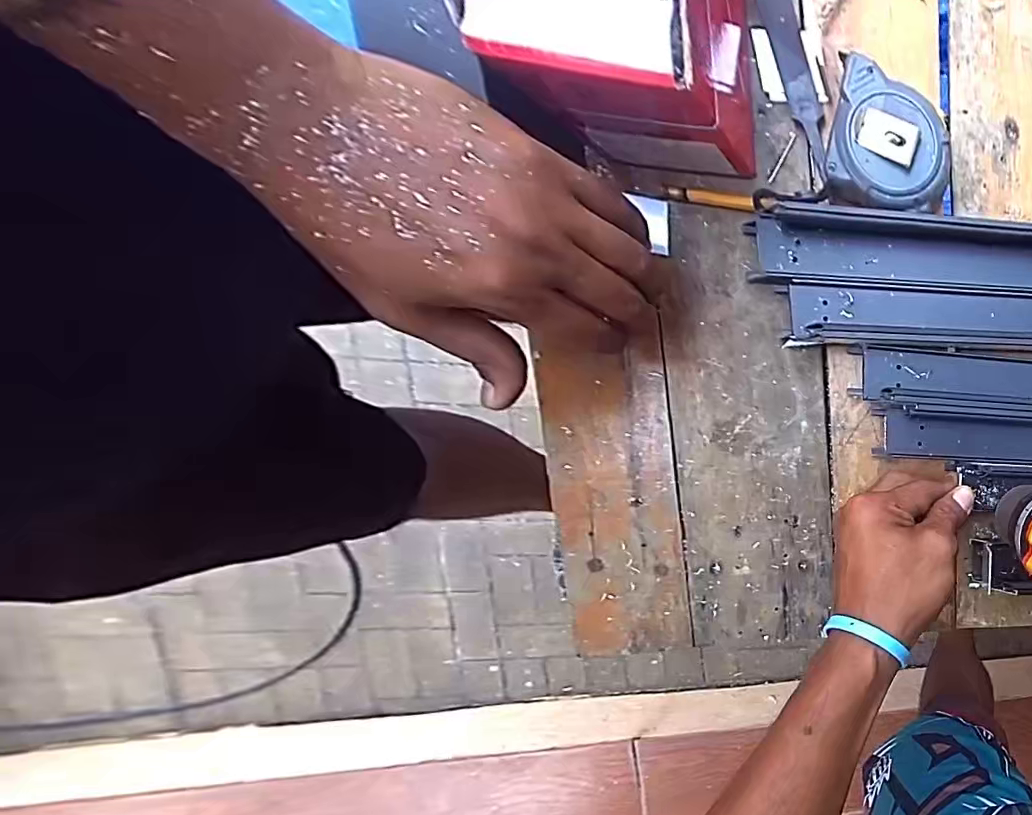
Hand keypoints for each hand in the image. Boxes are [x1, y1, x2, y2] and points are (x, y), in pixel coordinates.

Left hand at [247, 51, 661, 407]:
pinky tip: (626, 236)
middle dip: (639, 316)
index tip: (615, 345)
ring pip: (632, 251)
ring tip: (643, 283)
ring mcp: (547, 199)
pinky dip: (631, 225)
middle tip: (640, 321)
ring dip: (646, 275)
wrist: (304, 117)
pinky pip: (614, 199)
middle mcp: (540, 248)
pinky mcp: (543, 158)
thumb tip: (505, 399)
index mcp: (507, 290)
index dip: (610, 343)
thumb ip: (472, 348)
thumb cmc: (345, 219)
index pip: (590, 331)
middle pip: (623, 295)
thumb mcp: (401, 306)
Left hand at [832, 473, 974, 644]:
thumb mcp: (937, 548)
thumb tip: (960, 496)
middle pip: (901, 489)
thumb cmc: (897, 598)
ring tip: (940, 525)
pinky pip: (881, 525)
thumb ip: (948, 515)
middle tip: (955, 505)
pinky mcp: (853, 549)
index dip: (949, 491)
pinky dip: (901, 527)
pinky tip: (919, 540)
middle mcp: (855, 512)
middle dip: (930, 496)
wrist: (871, 635)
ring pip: (890, 507)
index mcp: (872, 505)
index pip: (921, 486)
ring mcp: (851, 531)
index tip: (966, 497)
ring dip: (915, 511)